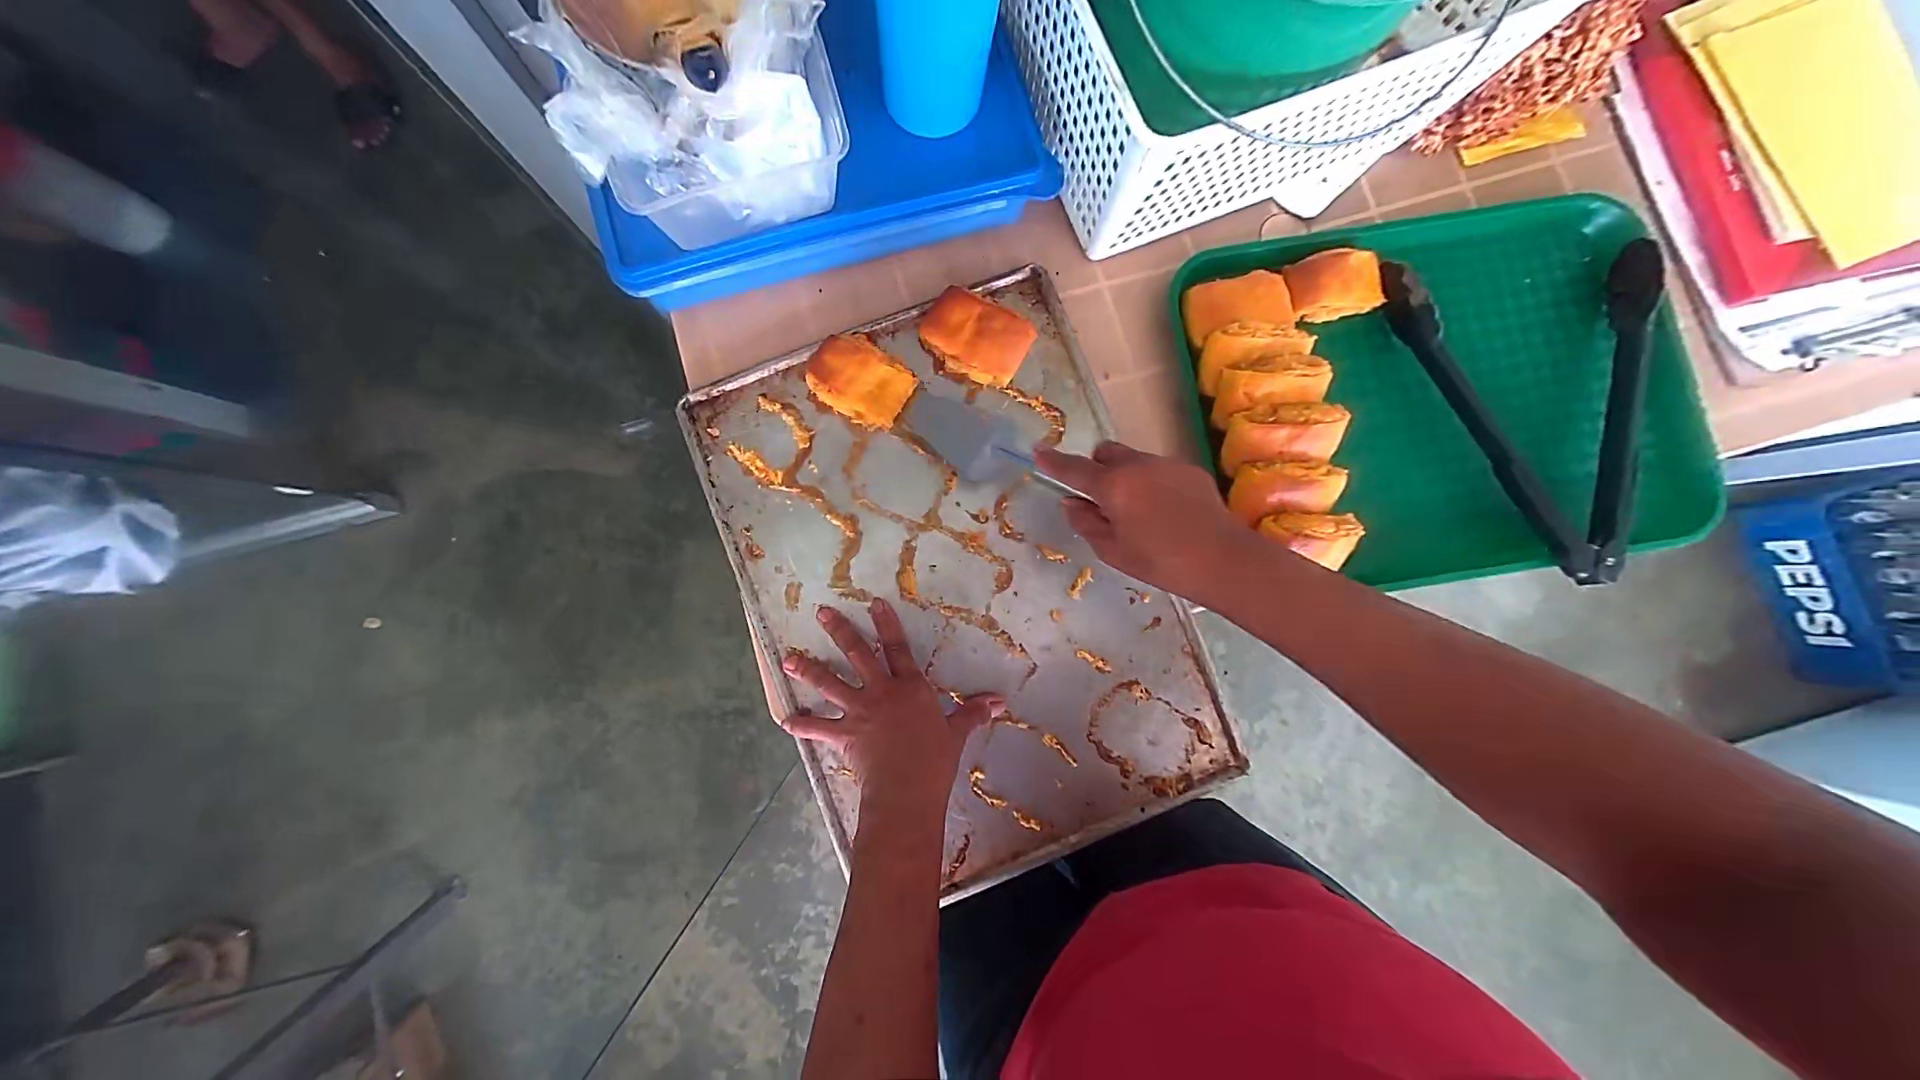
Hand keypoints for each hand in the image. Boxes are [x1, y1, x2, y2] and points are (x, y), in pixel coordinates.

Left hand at [781, 598, 1003, 810]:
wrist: (907, 787)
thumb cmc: (935, 759)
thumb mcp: (957, 733)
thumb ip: (975, 712)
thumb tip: (1001, 701)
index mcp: (909, 688)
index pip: (898, 649)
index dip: (887, 624)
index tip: (874, 603)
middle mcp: (881, 692)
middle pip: (858, 654)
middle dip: (839, 631)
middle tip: (821, 612)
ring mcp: (859, 711)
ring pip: (829, 683)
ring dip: (808, 670)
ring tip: (788, 658)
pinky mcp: (844, 734)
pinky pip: (818, 728)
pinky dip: (802, 724)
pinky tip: (785, 719)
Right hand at [1035, 441, 1254, 601]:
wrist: (1223, 559)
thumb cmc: (1160, 562)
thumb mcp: (1112, 551)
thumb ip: (1085, 523)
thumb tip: (1071, 503)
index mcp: (1113, 486)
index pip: (1074, 469)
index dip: (1053, 461)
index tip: (1038, 452)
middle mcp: (1137, 465)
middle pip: (1106, 453)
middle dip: (1097, 468)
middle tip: (1102, 500)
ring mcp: (1166, 465)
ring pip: (1134, 460)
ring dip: (1126, 477)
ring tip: (1138, 513)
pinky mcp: (1189, 470)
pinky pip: (1158, 470)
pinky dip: (1151, 483)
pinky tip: (1166, 513)